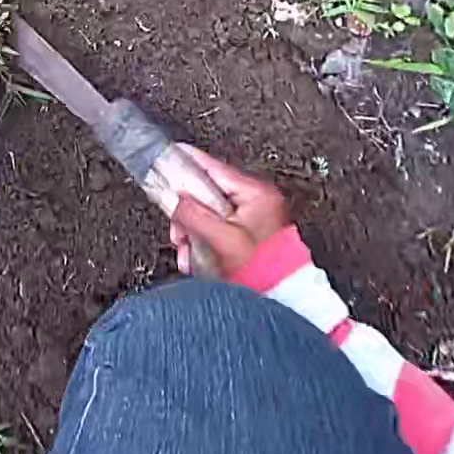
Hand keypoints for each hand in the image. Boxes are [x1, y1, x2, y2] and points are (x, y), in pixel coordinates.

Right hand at [167, 145, 290, 275]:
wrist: (283, 299)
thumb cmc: (265, 270)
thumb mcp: (223, 239)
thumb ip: (194, 214)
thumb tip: (172, 198)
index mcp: (256, 193)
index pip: (213, 168)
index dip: (189, 162)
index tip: (170, 154)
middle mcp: (256, 201)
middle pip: (206, 193)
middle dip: (187, 214)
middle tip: (179, 229)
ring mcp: (252, 217)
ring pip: (208, 213)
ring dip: (192, 231)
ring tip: (188, 250)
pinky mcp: (247, 234)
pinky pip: (215, 228)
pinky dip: (202, 241)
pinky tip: (196, 256)